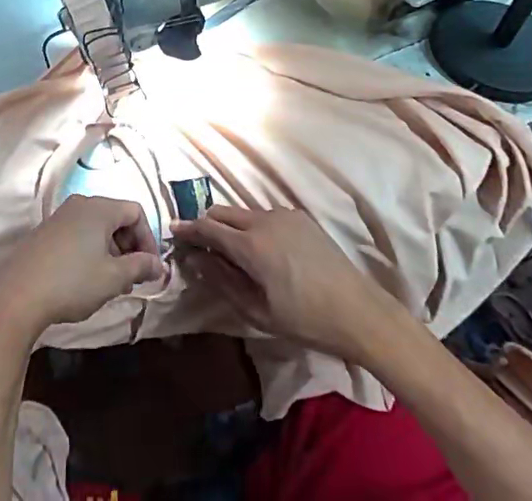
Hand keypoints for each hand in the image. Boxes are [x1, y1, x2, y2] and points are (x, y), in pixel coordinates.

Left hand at [0, 195, 166, 337]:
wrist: (15, 299)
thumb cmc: (72, 283)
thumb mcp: (114, 278)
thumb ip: (141, 267)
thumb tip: (158, 265)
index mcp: (99, 208)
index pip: (136, 212)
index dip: (148, 239)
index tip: (149, 268)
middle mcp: (78, 205)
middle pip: (115, 218)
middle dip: (129, 247)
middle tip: (133, 278)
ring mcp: (57, 218)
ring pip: (95, 228)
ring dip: (110, 252)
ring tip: (111, 284)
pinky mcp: (42, 234)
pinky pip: (76, 235)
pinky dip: (89, 252)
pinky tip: (85, 281)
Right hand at [171, 205, 402, 362]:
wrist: (357, 310)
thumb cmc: (304, 319)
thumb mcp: (257, 310)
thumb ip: (223, 281)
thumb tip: (196, 260)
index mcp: (251, 245)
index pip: (208, 227)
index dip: (188, 229)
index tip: (173, 233)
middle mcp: (265, 220)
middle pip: (223, 212)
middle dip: (206, 225)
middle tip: (198, 246)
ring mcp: (286, 215)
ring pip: (245, 212)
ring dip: (231, 226)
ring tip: (230, 252)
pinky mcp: (302, 218)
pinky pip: (266, 215)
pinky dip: (253, 226)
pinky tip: (261, 250)